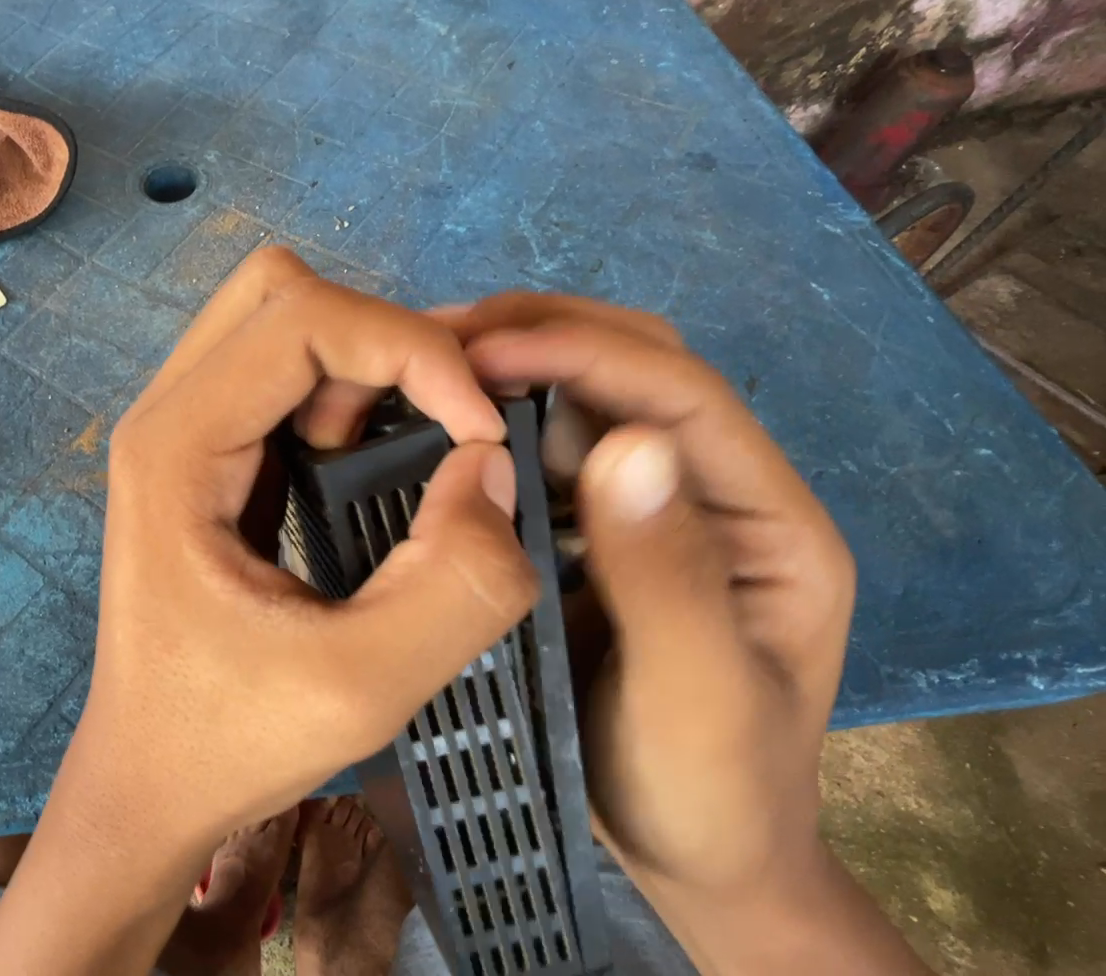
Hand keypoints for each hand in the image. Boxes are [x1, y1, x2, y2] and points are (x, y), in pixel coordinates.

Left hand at [0, 249, 538, 972]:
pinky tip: (353, 468)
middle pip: (279, 292)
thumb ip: (457, 580)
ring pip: (279, 323)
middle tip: (427, 428)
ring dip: (358, 368)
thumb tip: (492, 465)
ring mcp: (177, 430)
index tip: (477, 431)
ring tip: (386, 459)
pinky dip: (337, 395)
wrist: (148, 778)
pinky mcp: (201, 455)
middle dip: (379, 340)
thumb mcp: (364, 686)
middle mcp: (164, 416)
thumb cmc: (230, 740)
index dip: (410, 348)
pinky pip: (276, 376)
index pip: (300, 314)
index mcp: (174, 448)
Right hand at [448, 294, 925, 974]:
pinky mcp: (588, 532)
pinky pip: (539, 454)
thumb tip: (627, 442)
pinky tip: (437, 423)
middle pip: (635, 369)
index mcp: (764, 516)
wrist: (691, 854)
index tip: (479, 349)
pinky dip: (489, 423)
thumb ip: (669, 573)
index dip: (580, 353)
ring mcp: (643, 508)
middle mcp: (707, 490)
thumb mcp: (699, 692)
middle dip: (541, 333)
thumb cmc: (709, 784)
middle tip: (438, 334)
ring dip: (508, 366)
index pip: (679, 394)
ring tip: (423, 361)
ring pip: (579, 402)